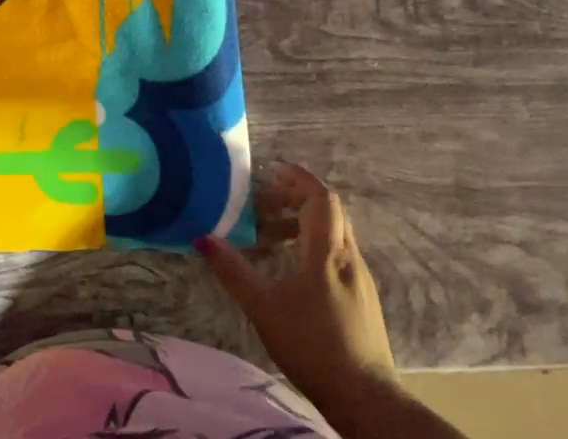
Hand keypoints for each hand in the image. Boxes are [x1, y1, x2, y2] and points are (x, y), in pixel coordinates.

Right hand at [195, 161, 398, 409]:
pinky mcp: (361, 298)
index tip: (269, 171)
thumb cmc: (312, 344)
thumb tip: (202, 237)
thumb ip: (233, 270)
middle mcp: (348, 257)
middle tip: (261, 201)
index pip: (320, 197)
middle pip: (328, 210)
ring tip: (267, 235)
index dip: (296, 177)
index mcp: (327, 252)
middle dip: (295, 196)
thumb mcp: (263, 307)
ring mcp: (358, 278)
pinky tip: (289, 267)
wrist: (365, 396)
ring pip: (333, 233)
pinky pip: (335, 254)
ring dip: (301, 222)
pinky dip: (311, 245)